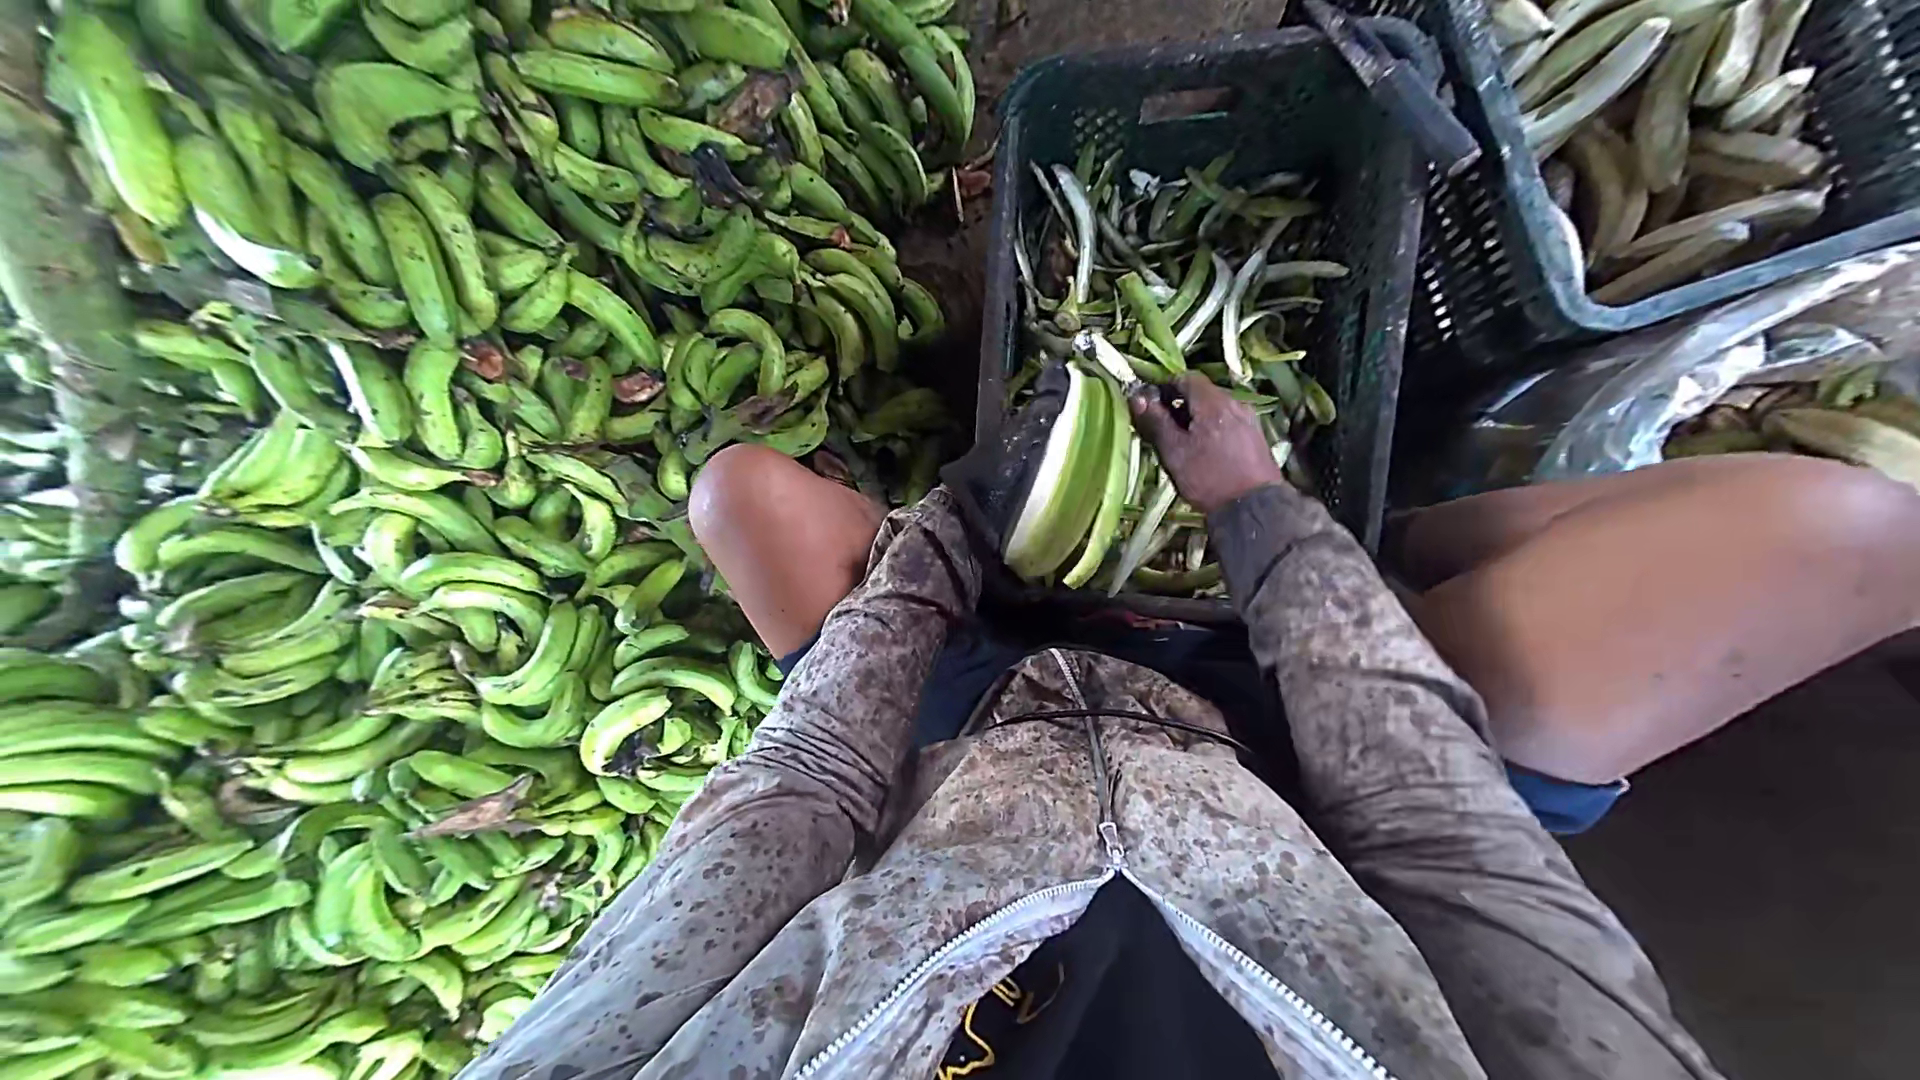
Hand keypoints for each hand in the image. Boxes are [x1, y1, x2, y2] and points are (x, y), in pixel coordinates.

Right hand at [1130, 374, 1284, 515]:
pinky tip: (1205, 451)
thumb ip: (1156, 422)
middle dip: (1180, 405)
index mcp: (1213, 403)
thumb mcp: (1174, 452)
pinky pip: (1227, 422)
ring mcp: (1249, 419)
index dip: (1166, 386)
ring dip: (1196, 418)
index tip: (1152, 404)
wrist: (1253, 507)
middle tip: (1163, 428)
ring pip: (1215, 408)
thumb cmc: (1208, 478)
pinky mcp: (1255, 436)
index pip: (1187, 377)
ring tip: (1183, 443)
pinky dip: (1211, 428)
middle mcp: (1235, 404)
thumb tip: (1138, 398)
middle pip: (1202, 393)